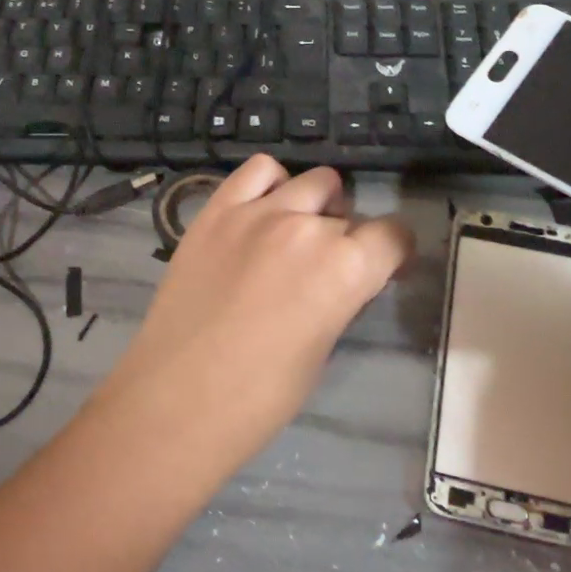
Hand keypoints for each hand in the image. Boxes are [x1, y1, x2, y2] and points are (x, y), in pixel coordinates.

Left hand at [95, 155, 414, 448]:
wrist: (177, 400)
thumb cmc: (260, 397)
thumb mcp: (322, 350)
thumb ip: (340, 299)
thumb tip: (346, 279)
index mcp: (346, 268)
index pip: (392, 236)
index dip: (393, 253)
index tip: (383, 269)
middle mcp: (308, 228)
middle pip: (349, 214)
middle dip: (349, 239)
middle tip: (328, 270)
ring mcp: (258, 213)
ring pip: (312, 181)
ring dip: (317, 205)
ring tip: (298, 234)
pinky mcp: (217, 211)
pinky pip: (258, 171)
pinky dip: (272, 184)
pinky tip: (264, 212)